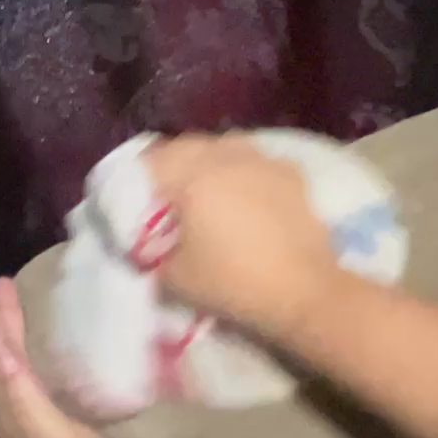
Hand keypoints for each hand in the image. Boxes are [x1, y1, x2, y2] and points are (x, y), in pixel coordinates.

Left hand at [0, 278, 131, 437]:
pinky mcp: (47, 423)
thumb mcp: (54, 434)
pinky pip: (27, 378)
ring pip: (10, 367)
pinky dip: (24, 355)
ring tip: (8, 308)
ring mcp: (28, 419)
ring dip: (6, 335)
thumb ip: (27, 398)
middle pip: (0, 357)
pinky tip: (34, 352)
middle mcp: (13, 410)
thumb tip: (3, 357)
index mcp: (13, 408)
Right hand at [144, 133, 342, 336]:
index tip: (134, 199)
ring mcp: (265, 161)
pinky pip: (258, 161)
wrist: (304, 291)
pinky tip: (246, 193)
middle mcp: (228, 157)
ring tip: (207, 188)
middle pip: (189, 146)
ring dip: (210, 161)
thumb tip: (152, 244)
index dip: (137, 178)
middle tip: (166, 194)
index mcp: (193, 176)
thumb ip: (153, 254)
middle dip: (172, 165)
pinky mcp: (293, 175)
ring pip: (226, 146)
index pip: (152, 160)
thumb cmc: (234, 283)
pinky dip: (245, 170)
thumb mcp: (175, 279)